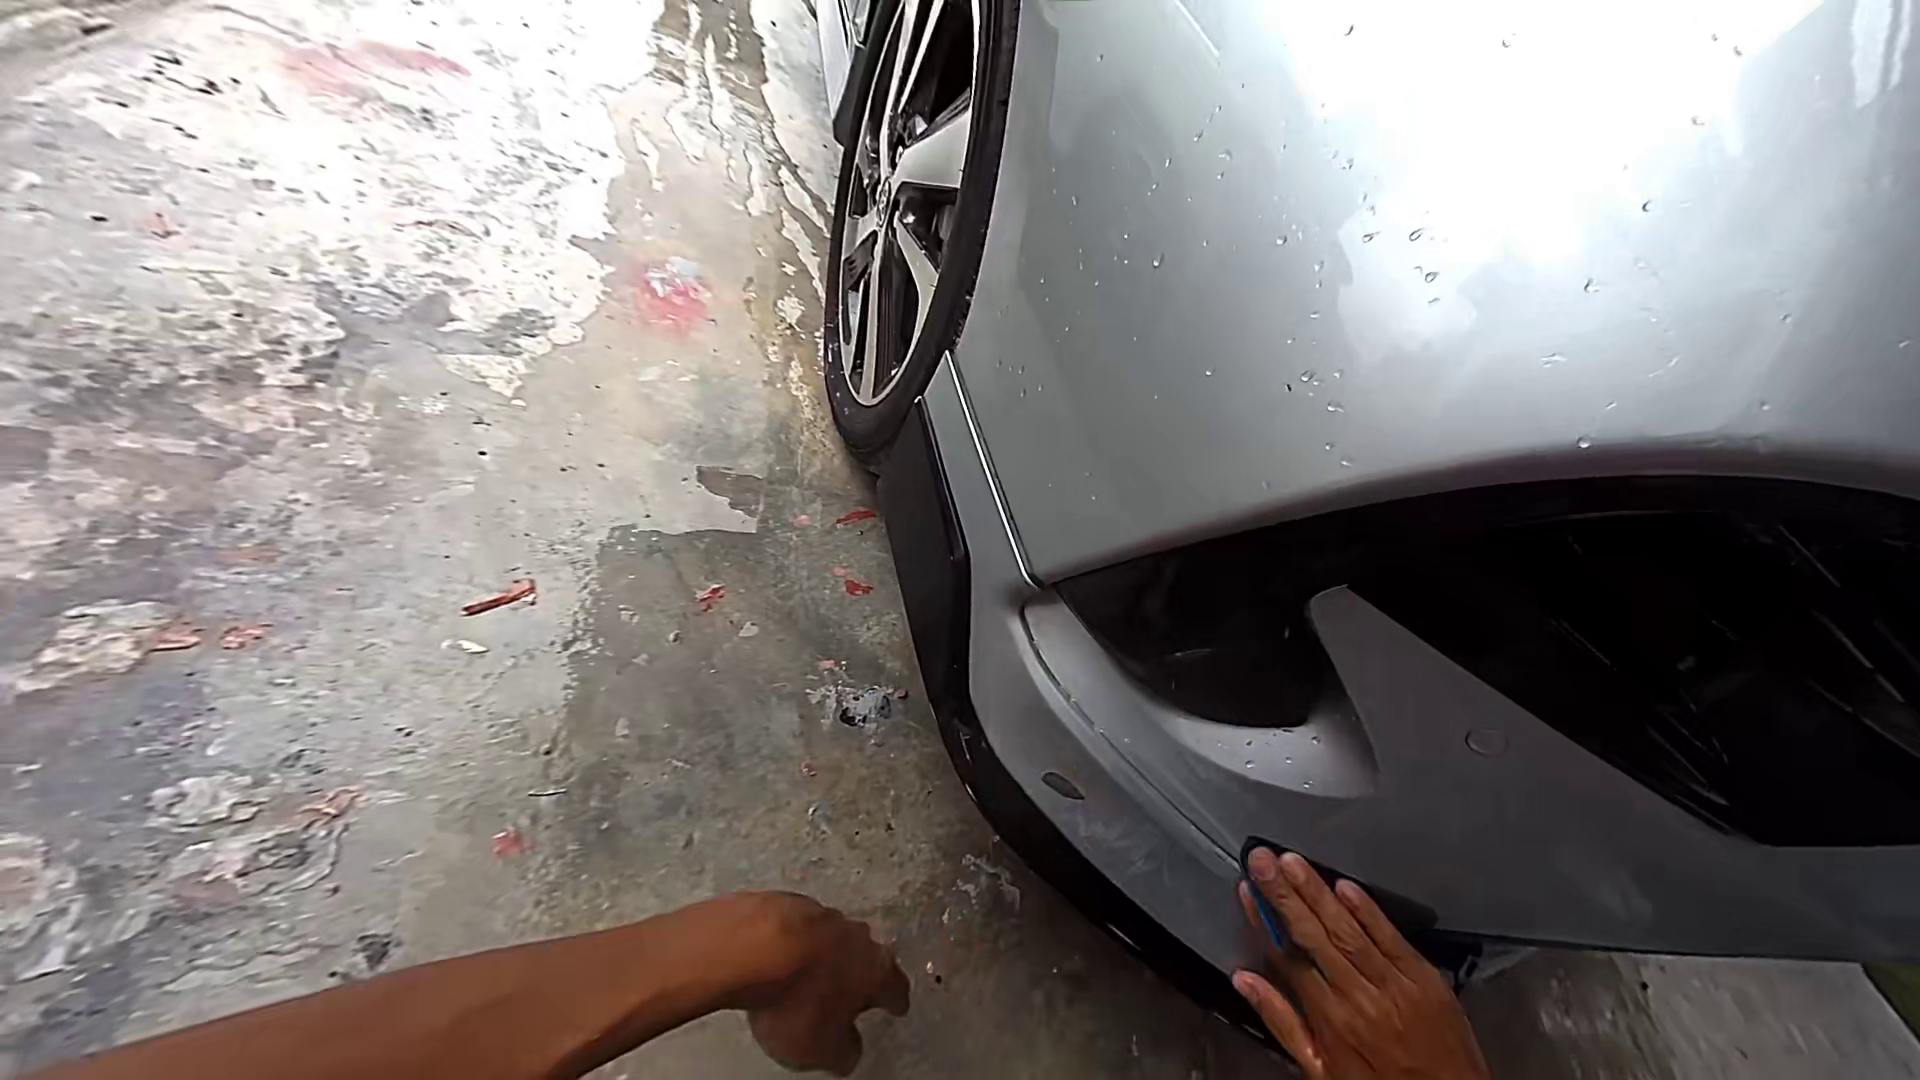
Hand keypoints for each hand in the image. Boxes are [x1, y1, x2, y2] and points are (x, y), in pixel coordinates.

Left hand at [726, 892, 909, 1074]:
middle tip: (852, 992)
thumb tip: (850, 1047)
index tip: (898, 1006)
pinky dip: (802, 943)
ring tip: (813, 976)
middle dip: (863, 973)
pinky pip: (807, 929)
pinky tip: (786, 959)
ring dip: (831, 955)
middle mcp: (859, 937)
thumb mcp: (822, 1049)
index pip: (896, 988)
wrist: (758, 944)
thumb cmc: (798, 1001)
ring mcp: (828, 915)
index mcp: (875, 971)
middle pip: (869, 956)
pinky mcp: (797, 905)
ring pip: (838, 939)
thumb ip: (844, 1051)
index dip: (896, 1001)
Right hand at [1233, 850, 1488, 1079]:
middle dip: (1283, 894)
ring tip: (1291, 861)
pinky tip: (1345, 886)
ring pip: (1347, 930)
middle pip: (1312, 936)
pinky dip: (1368, 911)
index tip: (1246, 888)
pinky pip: (1392, 939)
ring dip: (1317, 892)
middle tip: (1262, 858)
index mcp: (1330, 1020)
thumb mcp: (1322, 1072)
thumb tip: (1241, 978)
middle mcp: (1358, 998)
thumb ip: (1281, 1022)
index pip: (1287, 957)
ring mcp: (1395, 987)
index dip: (1263, 920)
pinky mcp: (1427, 982)